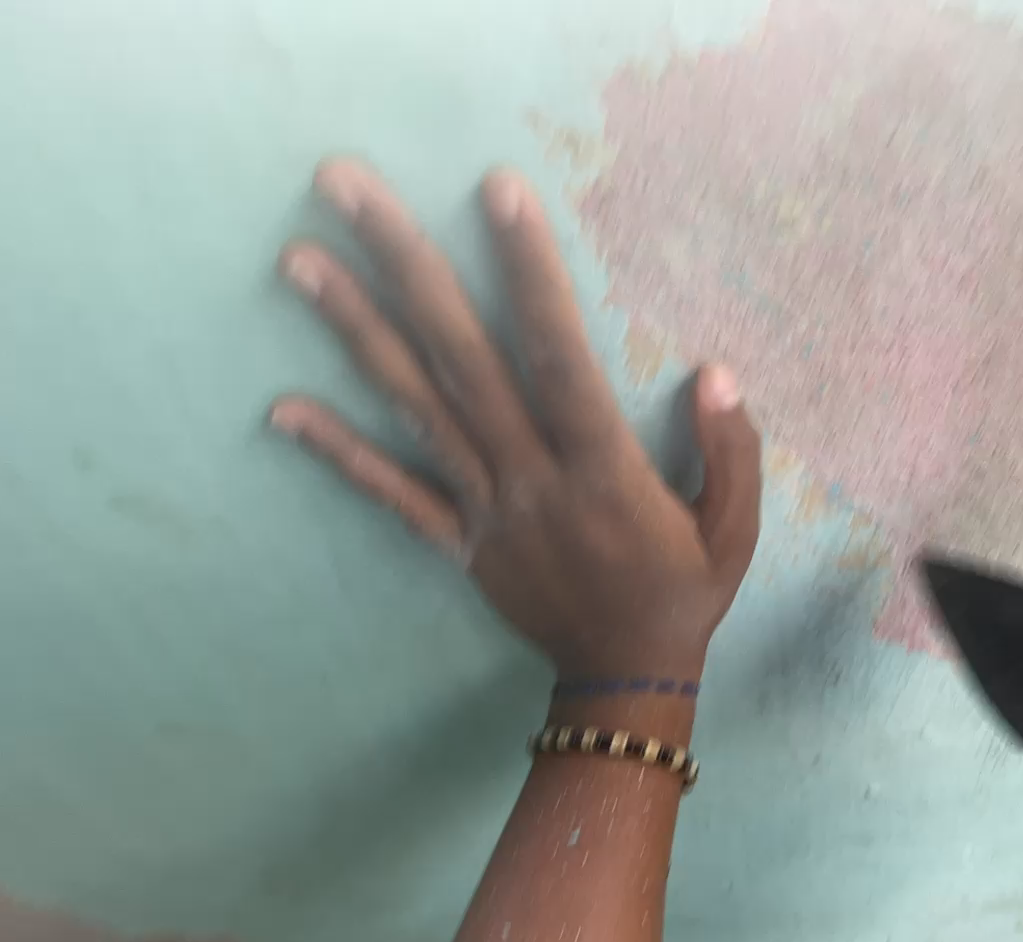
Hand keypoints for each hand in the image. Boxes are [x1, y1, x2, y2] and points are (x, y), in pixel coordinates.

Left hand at [270, 159, 761, 676]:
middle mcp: (534, 482)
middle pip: (465, 365)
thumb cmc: (687, 592)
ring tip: (298, 261)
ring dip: (358, 336)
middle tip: (344, 186)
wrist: (627, 675)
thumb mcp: (737, 529)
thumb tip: (715, 374)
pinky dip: (340, 455)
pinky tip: (285, 411)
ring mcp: (489, 513)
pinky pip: (395, 498)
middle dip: (408, 270)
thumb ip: (733, 451)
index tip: (499, 191)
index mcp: (605, 473)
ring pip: (419, 415)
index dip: (532, 275)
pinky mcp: (463, 545)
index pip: (562, 359)